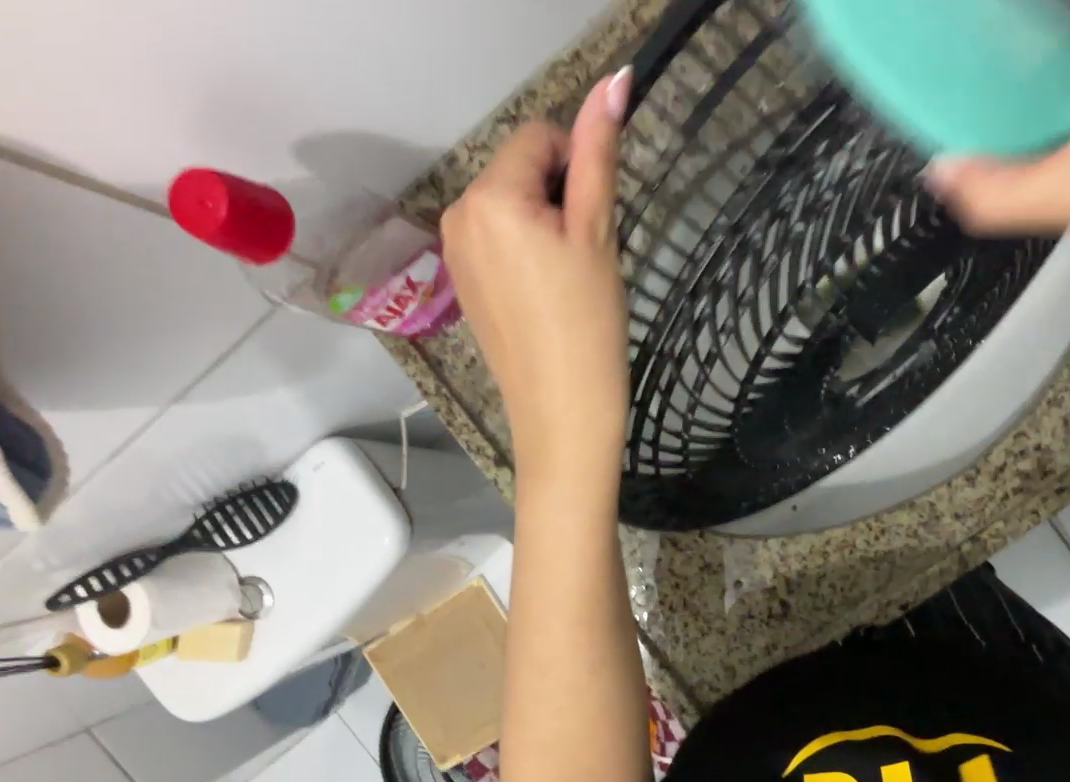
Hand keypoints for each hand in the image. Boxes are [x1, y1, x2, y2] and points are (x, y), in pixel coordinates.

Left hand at [443, 68, 633, 483]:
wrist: (563, 413)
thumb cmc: (588, 325)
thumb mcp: (598, 234)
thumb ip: (599, 154)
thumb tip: (614, 80)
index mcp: (490, 196)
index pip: (541, 138)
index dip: (579, 171)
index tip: (595, 228)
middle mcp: (458, 214)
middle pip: (522, 170)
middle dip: (559, 199)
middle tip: (586, 260)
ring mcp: (455, 252)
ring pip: (512, 206)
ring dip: (545, 226)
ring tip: (569, 283)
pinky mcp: (463, 283)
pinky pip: (498, 240)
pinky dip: (527, 253)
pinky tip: (549, 298)